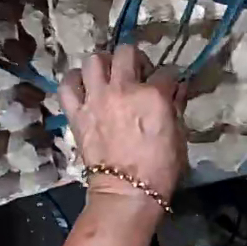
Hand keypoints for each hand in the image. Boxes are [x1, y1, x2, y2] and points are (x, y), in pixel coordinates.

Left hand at [59, 45, 184, 207]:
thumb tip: (176, 90)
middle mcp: (123, 89)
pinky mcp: (77, 113)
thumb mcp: (179, 136)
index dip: (169, 79)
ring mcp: (96, 99)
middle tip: (136, 73)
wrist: (126, 193)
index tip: (167, 87)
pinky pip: (67, 85)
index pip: (166, 72)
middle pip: (126, 52)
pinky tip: (83, 87)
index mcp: (153, 95)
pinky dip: (74, 82)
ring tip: (107, 77)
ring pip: (94, 60)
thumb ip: (176, 107)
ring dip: (102, 64)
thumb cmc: (160, 169)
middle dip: (135, 59)